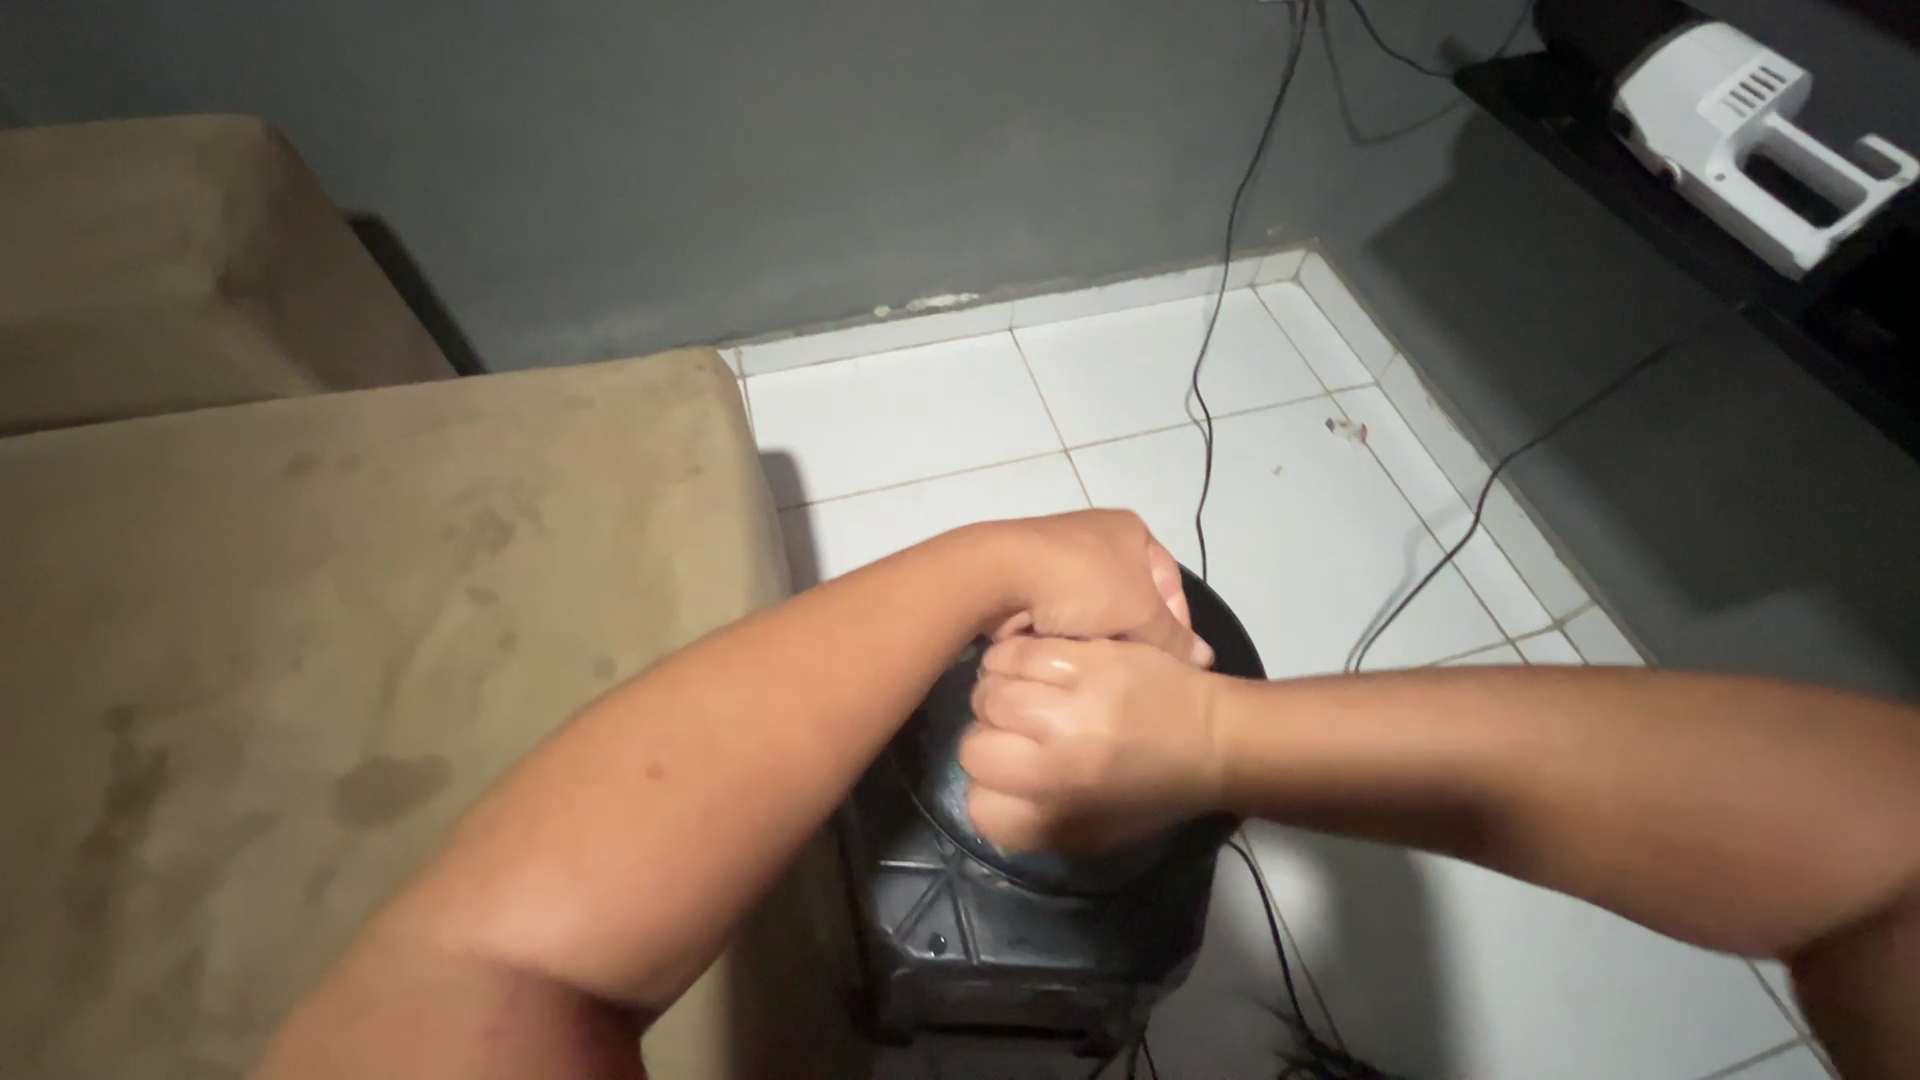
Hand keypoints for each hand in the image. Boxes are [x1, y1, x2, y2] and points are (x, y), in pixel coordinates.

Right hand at [960, 636, 1223, 851]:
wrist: (1213, 738)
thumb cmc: (1153, 790)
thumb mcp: (1095, 831)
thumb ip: (1033, 821)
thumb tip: (985, 796)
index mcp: (1062, 813)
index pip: (979, 806)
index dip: (986, 789)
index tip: (1007, 773)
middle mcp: (1058, 764)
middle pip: (975, 748)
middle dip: (988, 738)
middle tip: (1015, 730)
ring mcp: (1071, 706)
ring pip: (991, 694)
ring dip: (998, 693)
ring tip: (1022, 693)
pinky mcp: (1086, 659)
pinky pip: (1016, 653)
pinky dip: (1013, 657)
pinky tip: (1031, 664)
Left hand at [983, 510, 1212, 667]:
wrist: (999, 574)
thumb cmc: (1080, 584)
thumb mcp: (1139, 611)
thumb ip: (1171, 637)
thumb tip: (1203, 659)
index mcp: (1132, 530)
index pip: (1170, 582)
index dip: (1178, 623)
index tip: (1175, 661)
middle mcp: (1098, 536)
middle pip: (1132, 597)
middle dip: (1135, 634)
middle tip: (1138, 670)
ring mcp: (1061, 554)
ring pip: (1095, 610)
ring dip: (1099, 638)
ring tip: (1103, 669)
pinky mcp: (1029, 576)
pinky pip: (1061, 614)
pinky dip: (1067, 635)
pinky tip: (1069, 659)